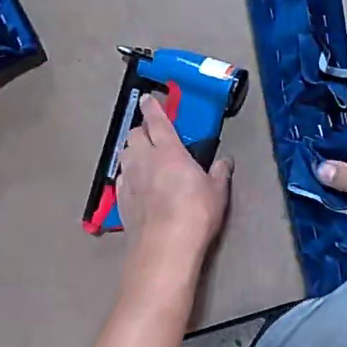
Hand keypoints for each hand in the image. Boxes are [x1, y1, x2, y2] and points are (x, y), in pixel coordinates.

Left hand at [116, 95, 232, 276]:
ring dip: (133, 151)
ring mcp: (129, 178)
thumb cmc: (195, 213)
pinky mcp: (121, 199)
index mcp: (168, 149)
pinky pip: (122, 177)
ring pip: (125, 154)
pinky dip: (129, 175)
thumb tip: (225, 161)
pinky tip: (138, 184)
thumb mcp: (217, 191)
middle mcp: (144, 158)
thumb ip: (219, 172)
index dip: (151, 106)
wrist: (164, 247)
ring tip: (145, 158)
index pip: (155, 119)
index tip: (147, 99)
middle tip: (154, 136)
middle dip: (142, 130)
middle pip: (134, 134)